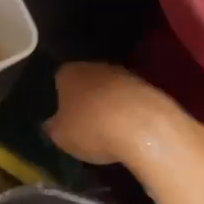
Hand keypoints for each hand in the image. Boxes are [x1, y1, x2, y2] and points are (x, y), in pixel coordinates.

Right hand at [43, 61, 192, 166]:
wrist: (147, 129)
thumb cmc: (92, 128)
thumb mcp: (60, 136)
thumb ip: (53, 127)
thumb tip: (51, 124)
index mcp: (69, 72)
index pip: (58, 79)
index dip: (59, 97)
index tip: (62, 115)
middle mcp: (97, 67)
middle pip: (87, 82)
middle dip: (85, 99)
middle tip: (83, 122)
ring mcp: (127, 76)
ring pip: (111, 90)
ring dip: (109, 106)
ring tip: (108, 131)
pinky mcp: (152, 89)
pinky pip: (132, 102)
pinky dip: (130, 114)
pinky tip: (129, 133)